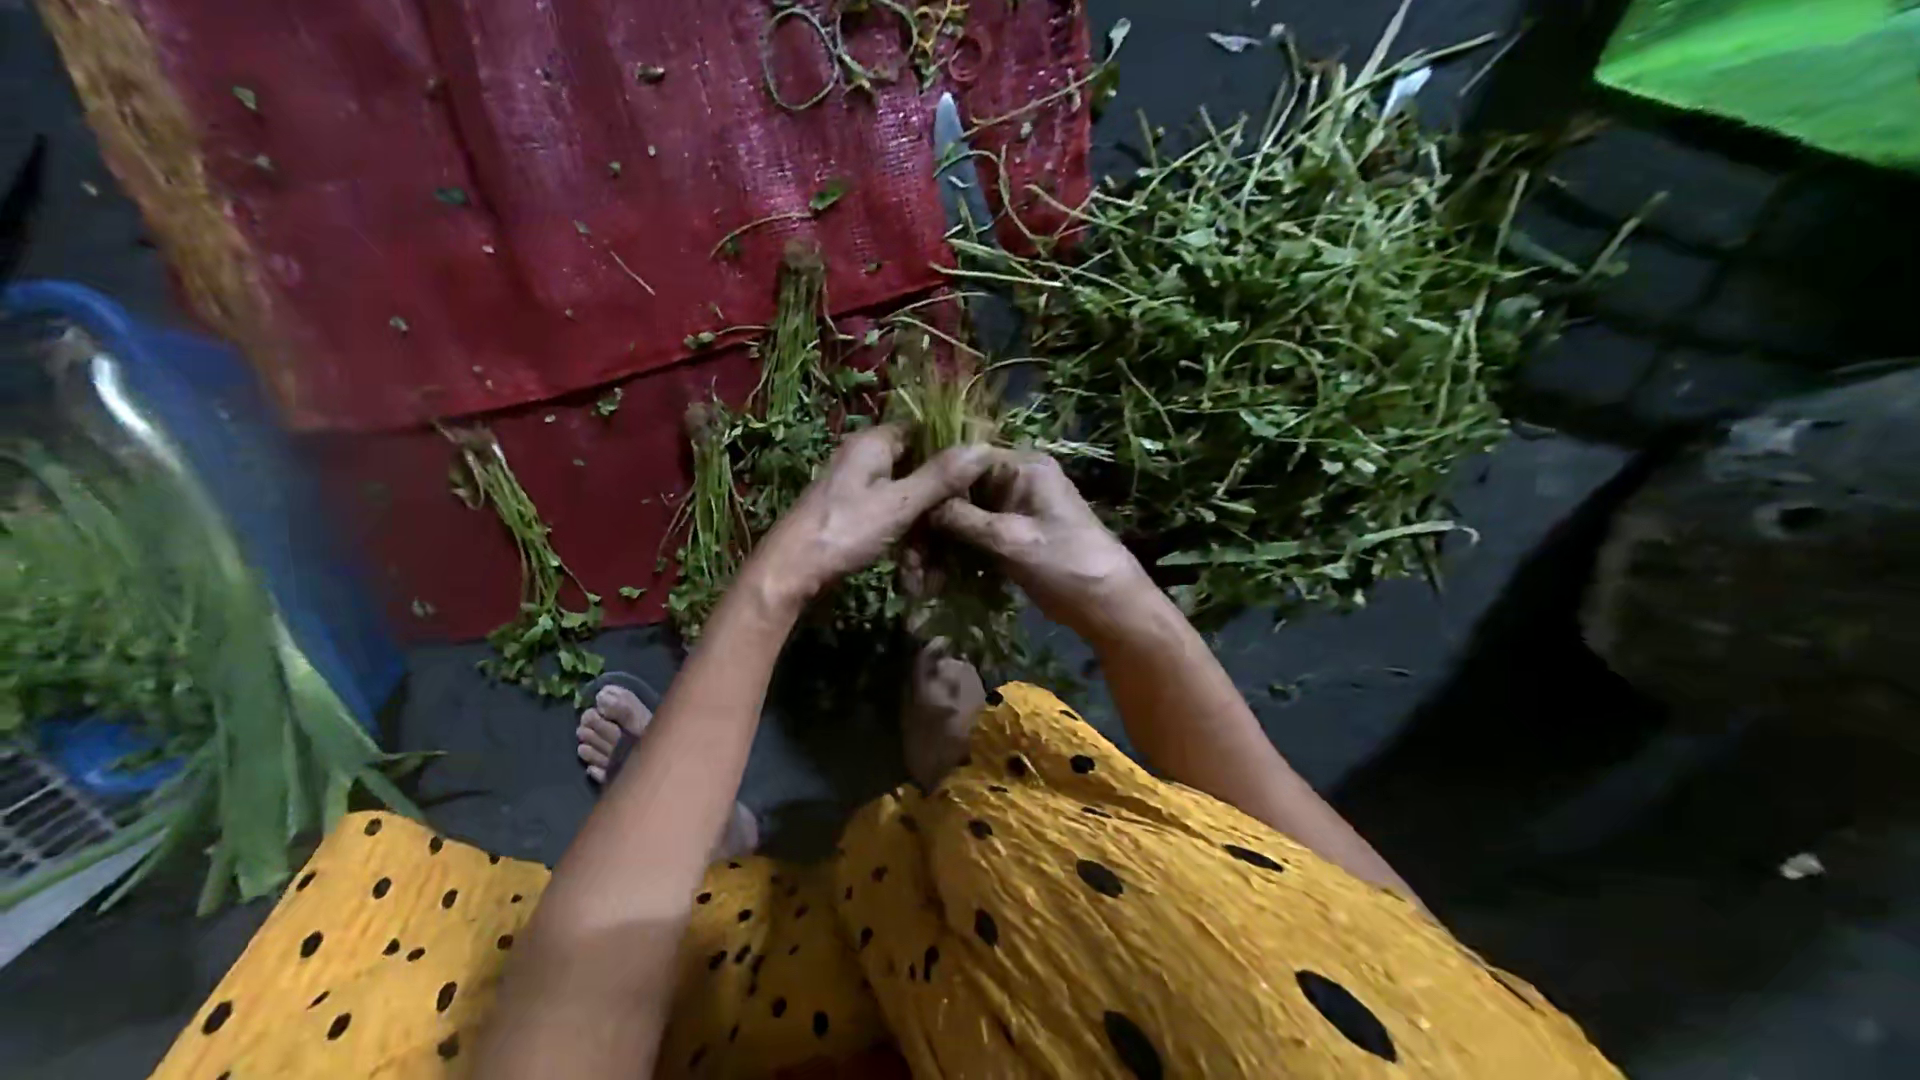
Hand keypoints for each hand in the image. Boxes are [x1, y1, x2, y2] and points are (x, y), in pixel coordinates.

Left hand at [746, 424, 990, 612]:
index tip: (980, 470)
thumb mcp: (900, 503)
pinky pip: (889, 513)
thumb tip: (984, 447)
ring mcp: (856, 485)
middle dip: (939, 493)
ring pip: (904, 493)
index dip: (952, 447)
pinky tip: (914, 561)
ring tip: (938, 550)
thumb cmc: (845, 530)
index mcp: (873, 443)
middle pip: (915, 464)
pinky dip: (904, 532)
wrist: (790, 571)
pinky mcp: (852, 512)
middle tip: (963, 516)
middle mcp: (863, 457)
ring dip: (923, 520)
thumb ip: (941, 476)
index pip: (922, 429)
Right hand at [930, 449, 1161, 640]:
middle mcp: (1015, 481)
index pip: (965, 461)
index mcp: (1022, 467)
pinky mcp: (1010, 536)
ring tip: (919, 575)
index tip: (907, 511)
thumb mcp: (1011, 539)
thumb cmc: (1065, 562)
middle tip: (909, 555)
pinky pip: (974, 538)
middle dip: (934, 523)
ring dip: (941, 545)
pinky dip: (957, 556)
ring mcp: (1012, 510)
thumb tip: (924, 507)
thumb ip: (964, 519)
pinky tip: (936, 578)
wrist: (1106, 603)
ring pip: (963, 518)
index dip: (935, 484)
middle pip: (960, 492)